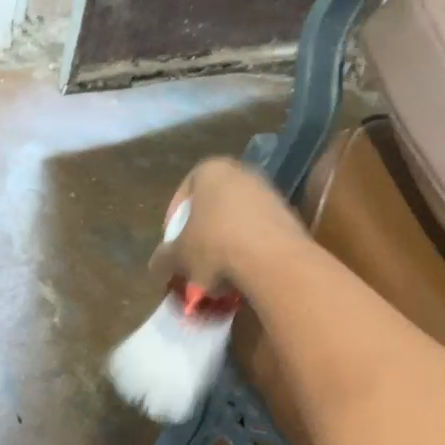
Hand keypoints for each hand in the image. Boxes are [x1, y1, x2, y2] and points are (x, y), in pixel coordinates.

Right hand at [148, 157, 308, 293]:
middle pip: (213, 205)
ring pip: (236, 220)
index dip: (174, 219)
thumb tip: (157, 264)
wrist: (271, 260)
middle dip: (201, 233)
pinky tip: (240, 273)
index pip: (185, 190)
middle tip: (193, 259)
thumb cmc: (214, 247)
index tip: (173, 243)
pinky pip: (258, 233)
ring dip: (224, 244)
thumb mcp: (177, 257)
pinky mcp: (287, 216)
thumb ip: (162, 258)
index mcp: (211, 170)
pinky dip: (247, 250)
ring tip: (216, 272)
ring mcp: (268, 193)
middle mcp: (242, 173)